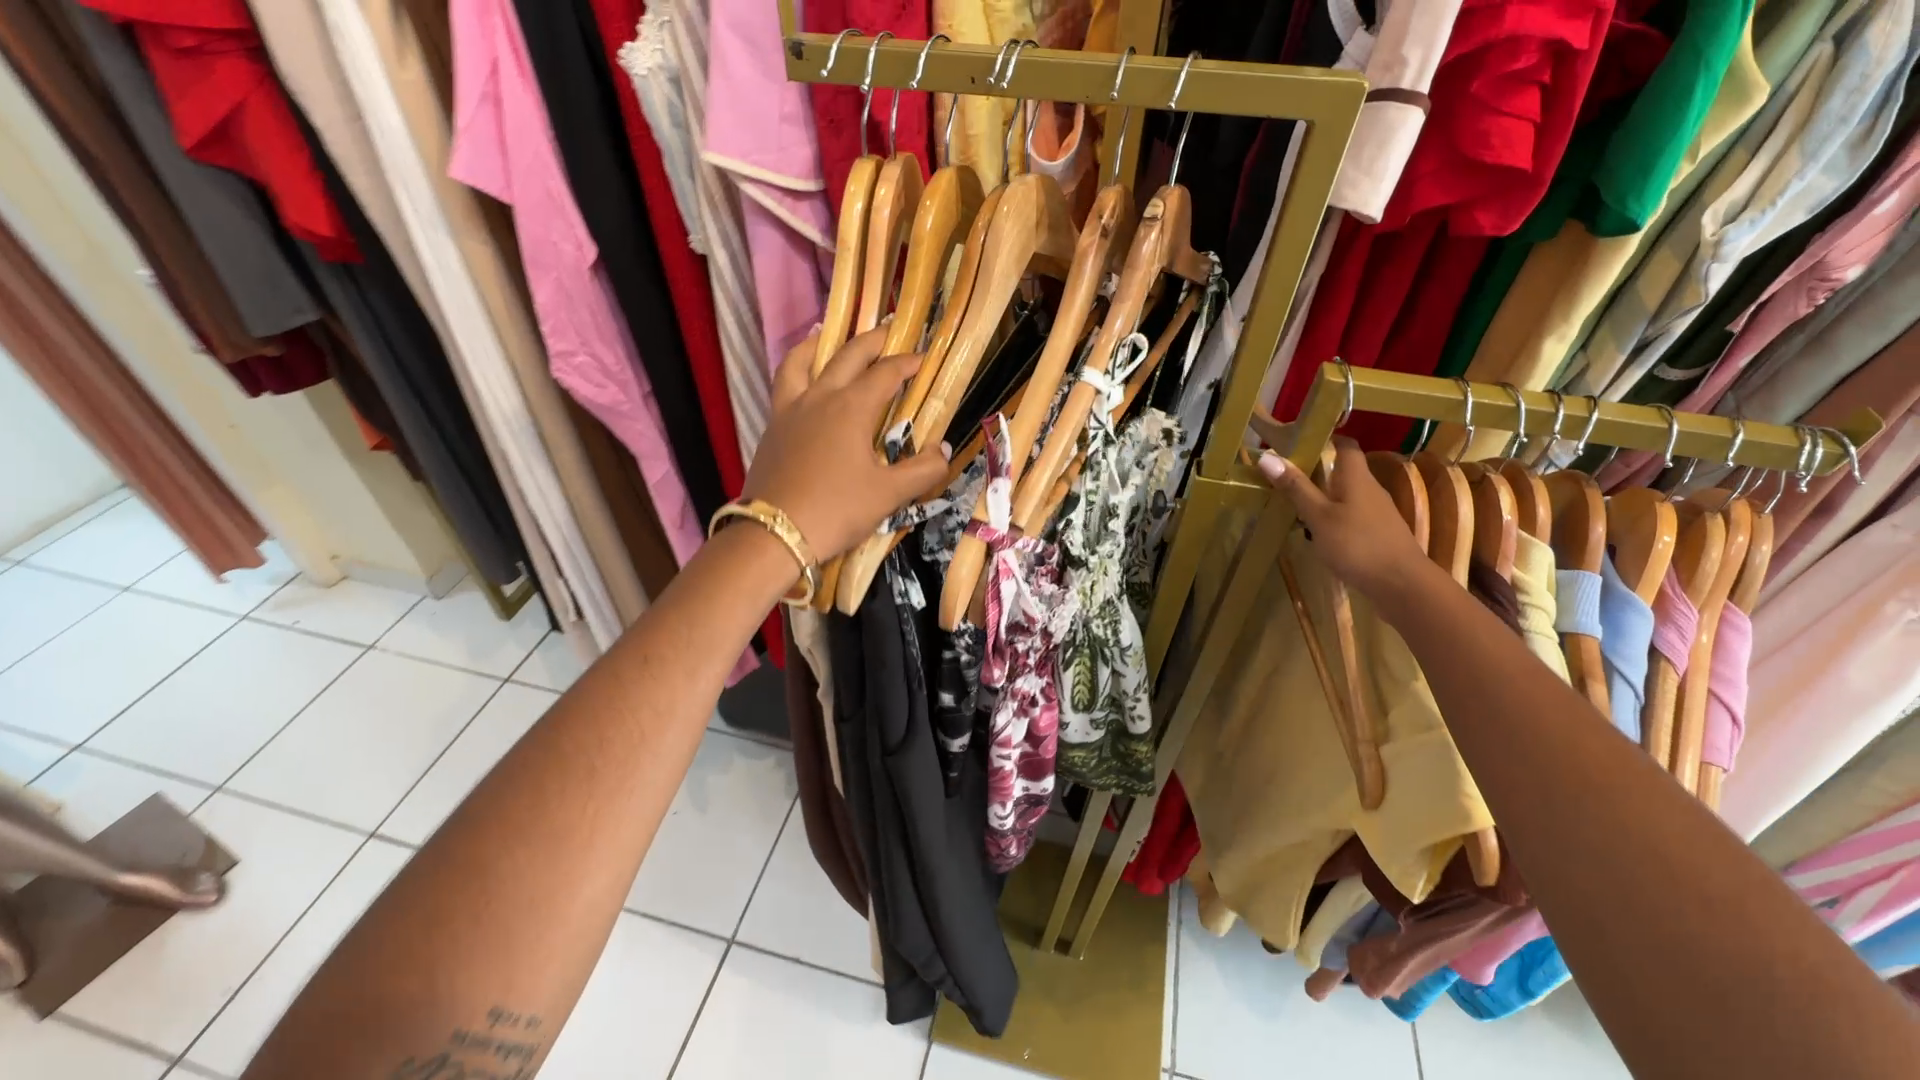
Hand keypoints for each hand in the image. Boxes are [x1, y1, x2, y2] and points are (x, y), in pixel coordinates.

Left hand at [744, 327, 949, 561]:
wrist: (773, 534)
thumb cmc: (836, 510)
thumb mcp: (888, 495)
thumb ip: (922, 470)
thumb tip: (942, 450)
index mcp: (852, 408)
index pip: (885, 374)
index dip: (907, 363)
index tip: (922, 358)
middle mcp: (820, 398)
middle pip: (847, 356)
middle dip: (871, 342)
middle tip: (887, 332)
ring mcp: (790, 411)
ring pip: (800, 363)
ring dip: (817, 345)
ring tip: (824, 335)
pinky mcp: (771, 429)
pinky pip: (783, 386)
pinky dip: (796, 372)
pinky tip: (802, 384)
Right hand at [1257, 438, 1429, 597]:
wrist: (1402, 585)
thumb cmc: (1357, 545)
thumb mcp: (1319, 517)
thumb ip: (1296, 488)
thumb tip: (1267, 457)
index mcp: (1357, 477)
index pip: (1345, 445)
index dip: (1323, 441)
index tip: (1296, 448)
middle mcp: (1370, 489)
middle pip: (1344, 470)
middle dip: (1316, 473)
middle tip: (1285, 481)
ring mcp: (1378, 512)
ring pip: (1347, 495)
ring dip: (1324, 498)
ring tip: (1296, 509)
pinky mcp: (1379, 533)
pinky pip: (1352, 515)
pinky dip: (1334, 518)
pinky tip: (1320, 535)